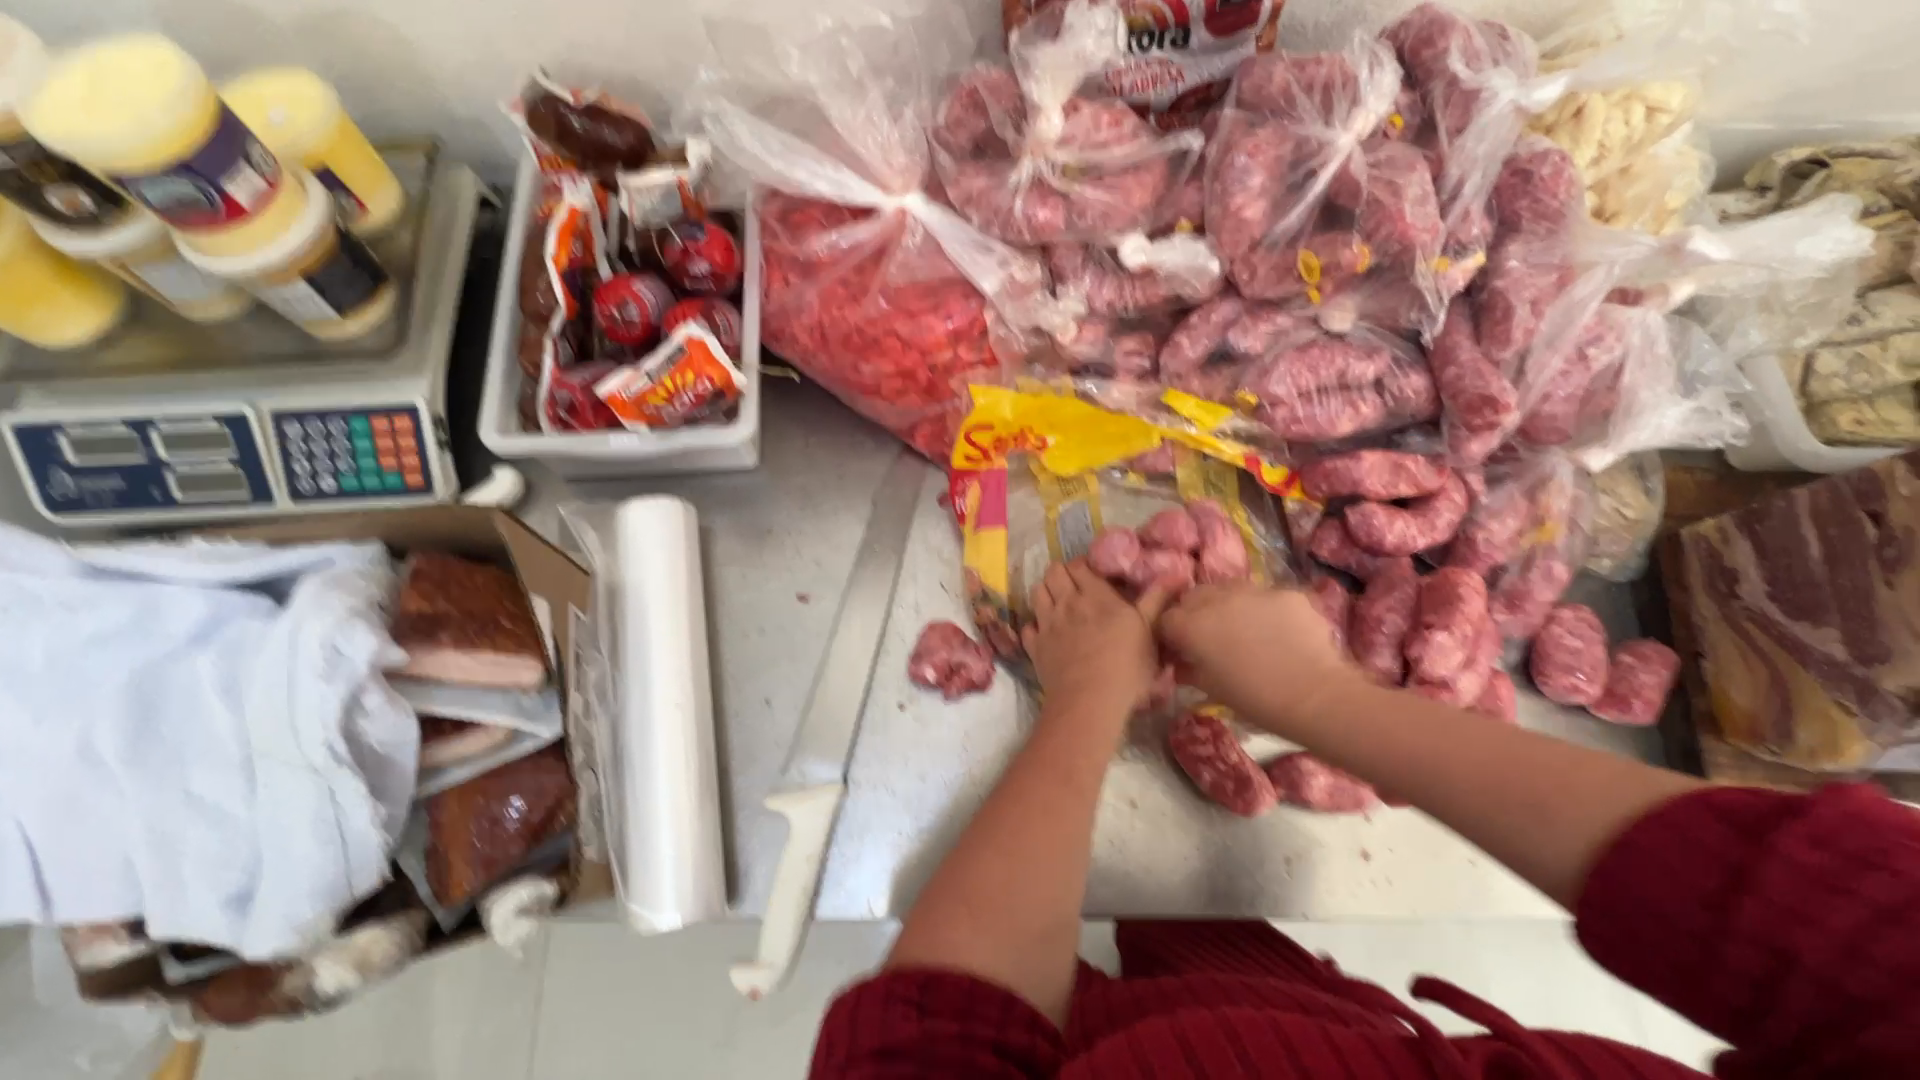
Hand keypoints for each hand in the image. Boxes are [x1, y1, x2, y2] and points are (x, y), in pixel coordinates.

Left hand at [1023, 560, 1170, 719]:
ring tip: (1058, 602)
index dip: (1083, 565)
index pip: (1080, 565)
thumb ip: (1156, 600)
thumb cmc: (1126, 667)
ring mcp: (1047, 623)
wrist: (1089, 700)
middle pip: (1053, 572)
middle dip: (1061, 573)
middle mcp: (1067, 603)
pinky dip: (1035, 625)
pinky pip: (1028, 626)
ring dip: (1046, 592)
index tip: (1092, 573)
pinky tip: (1045, 633)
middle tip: (1074, 586)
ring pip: (1037, 592)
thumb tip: (1175, 573)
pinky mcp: (1035, 646)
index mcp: (1095, 595)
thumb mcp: (1149, 632)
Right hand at [1156, 582, 1360, 730]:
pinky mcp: (1286, 592)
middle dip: (1195, 612)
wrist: (1315, 695)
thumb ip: (1189, 669)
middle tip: (1210, 637)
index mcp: (1192, 625)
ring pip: (1230, 589)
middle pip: (1194, 596)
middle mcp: (1218, 599)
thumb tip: (1183, 663)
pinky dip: (1265, 611)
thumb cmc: (1255, 699)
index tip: (1181, 649)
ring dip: (1228, 605)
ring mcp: (1254, 591)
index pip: (1167, 618)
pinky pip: (1266, 597)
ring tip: (1245, 630)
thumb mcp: (1211, 689)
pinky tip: (1279, 633)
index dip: (1171, 634)